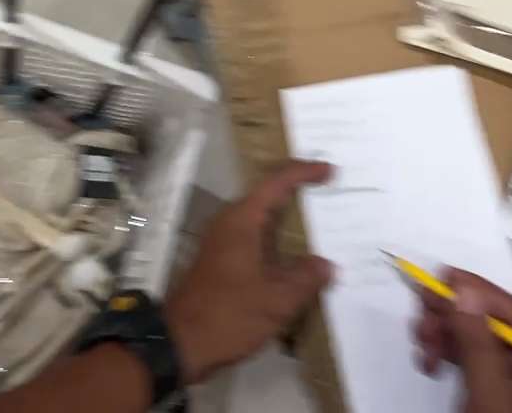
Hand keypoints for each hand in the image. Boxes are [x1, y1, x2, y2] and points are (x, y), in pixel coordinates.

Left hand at [165, 160, 334, 384]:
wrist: (182, 341)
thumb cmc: (230, 313)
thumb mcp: (278, 299)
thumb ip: (306, 277)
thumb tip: (327, 265)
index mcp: (243, 219)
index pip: (277, 182)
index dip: (304, 172)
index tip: (329, 169)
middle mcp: (230, 220)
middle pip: (267, 195)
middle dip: (297, 191)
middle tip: (328, 191)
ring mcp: (223, 239)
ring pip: (261, 218)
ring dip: (287, 219)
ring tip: (319, 224)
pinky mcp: (221, 258)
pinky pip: (255, 237)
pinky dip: (276, 240)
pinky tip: (294, 258)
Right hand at [414, 269, 511, 412]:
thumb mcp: (491, 404)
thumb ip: (479, 347)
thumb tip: (462, 288)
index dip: (480, 291)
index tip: (441, 278)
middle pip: (492, 320)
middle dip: (453, 314)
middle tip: (421, 316)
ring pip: (474, 333)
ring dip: (442, 330)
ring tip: (423, 346)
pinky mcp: (492, 390)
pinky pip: (466, 353)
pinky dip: (443, 349)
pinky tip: (428, 362)